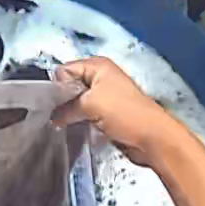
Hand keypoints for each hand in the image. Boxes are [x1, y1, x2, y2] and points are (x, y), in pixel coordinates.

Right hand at [53, 56, 190, 165]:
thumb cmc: (124, 113)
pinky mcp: (108, 112)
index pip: (65, 70)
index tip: (51, 103)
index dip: (57, 86)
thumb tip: (52, 116)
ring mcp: (105, 95)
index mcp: (97, 65)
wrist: (153, 140)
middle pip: (71, 84)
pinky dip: (79, 118)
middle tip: (54, 113)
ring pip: (78, 100)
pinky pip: (86, 112)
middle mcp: (100, 76)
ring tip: (62, 122)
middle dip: (62, 98)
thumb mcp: (91, 105)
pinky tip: (74, 127)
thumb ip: (67, 107)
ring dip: (71, 111)